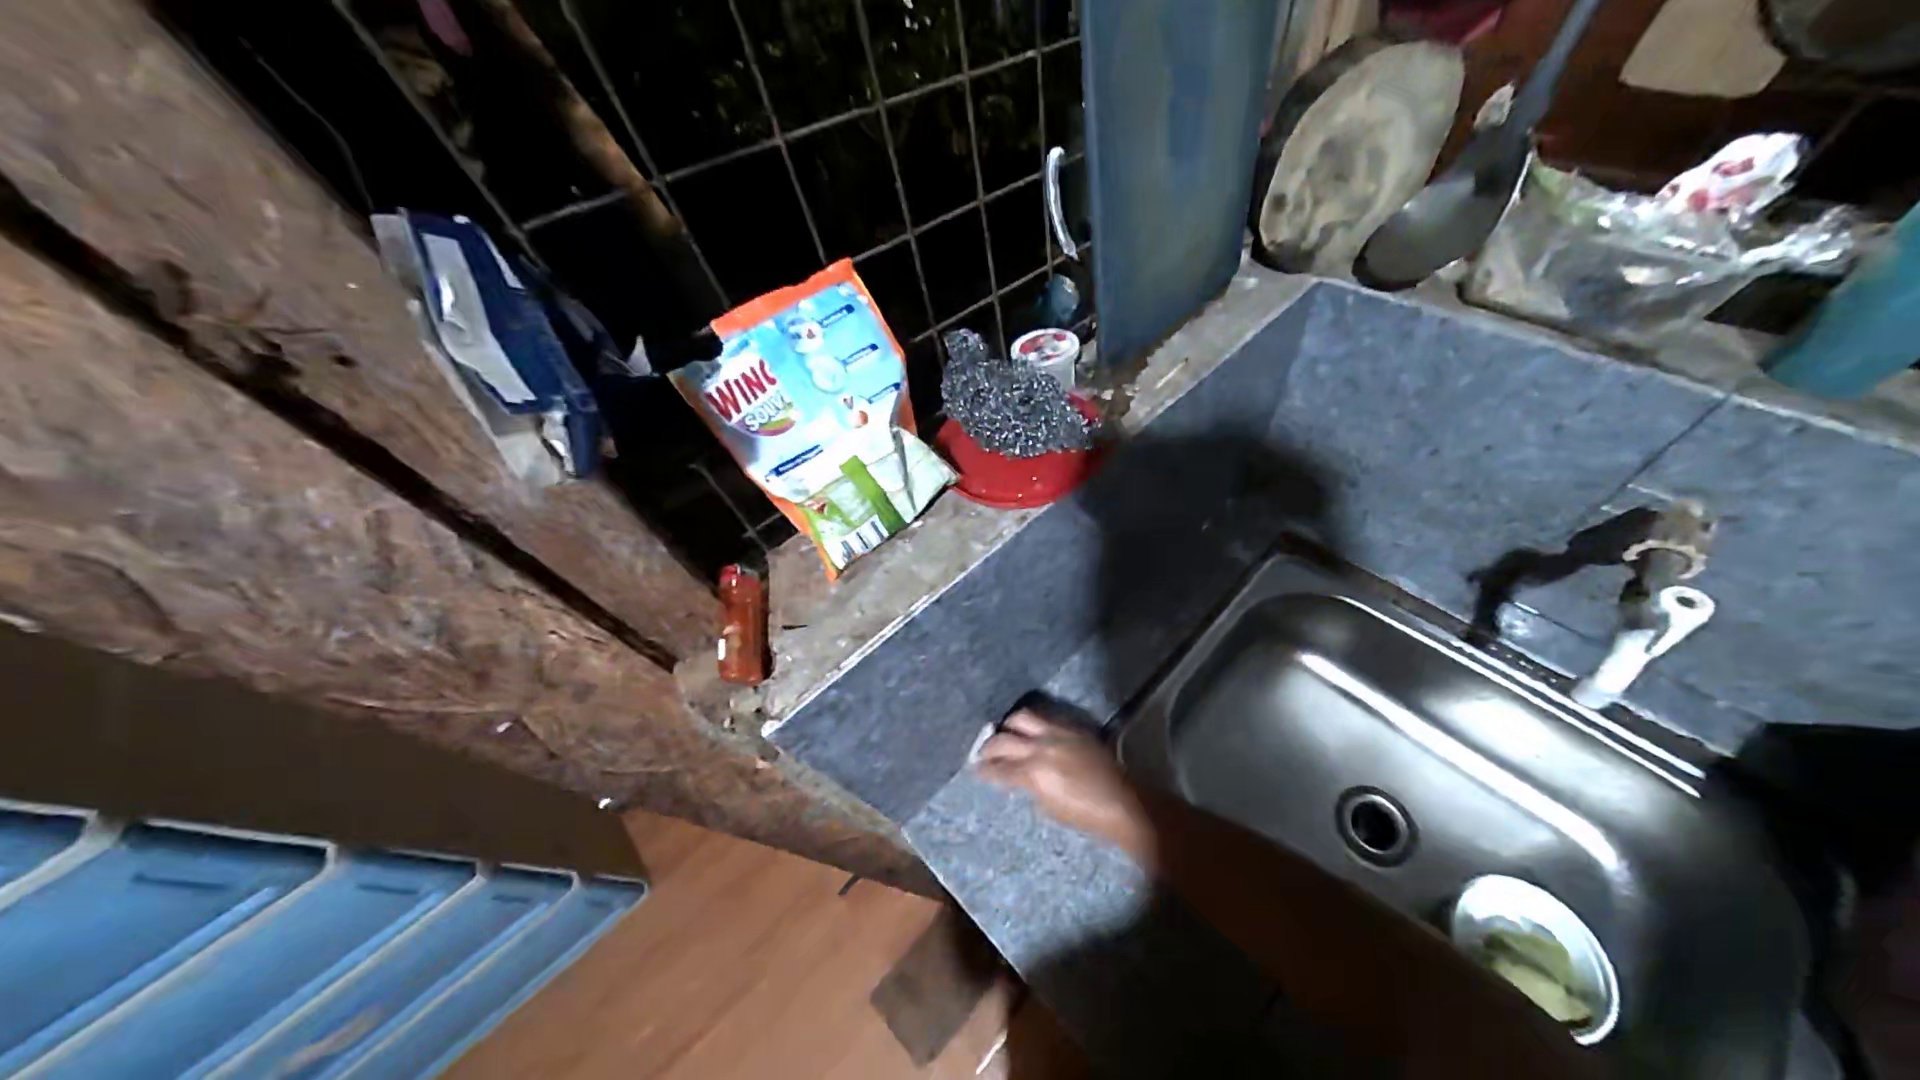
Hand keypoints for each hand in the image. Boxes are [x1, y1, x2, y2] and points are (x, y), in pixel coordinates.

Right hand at [975, 709, 1157, 868]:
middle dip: (989, 746)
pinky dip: (1032, 724)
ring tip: (1004, 733)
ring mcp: (1058, 733)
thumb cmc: (1085, 815)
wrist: (1123, 802)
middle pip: (1004, 739)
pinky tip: (1029, 731)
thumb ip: (1029, 786)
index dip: (984, 770)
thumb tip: (1017, 776)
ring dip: (1008, 726)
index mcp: (1033, 773)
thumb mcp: (1049, 807)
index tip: (977, 770)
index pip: (999, 768)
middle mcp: (1041, 747)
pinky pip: (1045, 718)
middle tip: (983, 752)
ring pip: (1023, 718)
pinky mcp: (1073, 728)